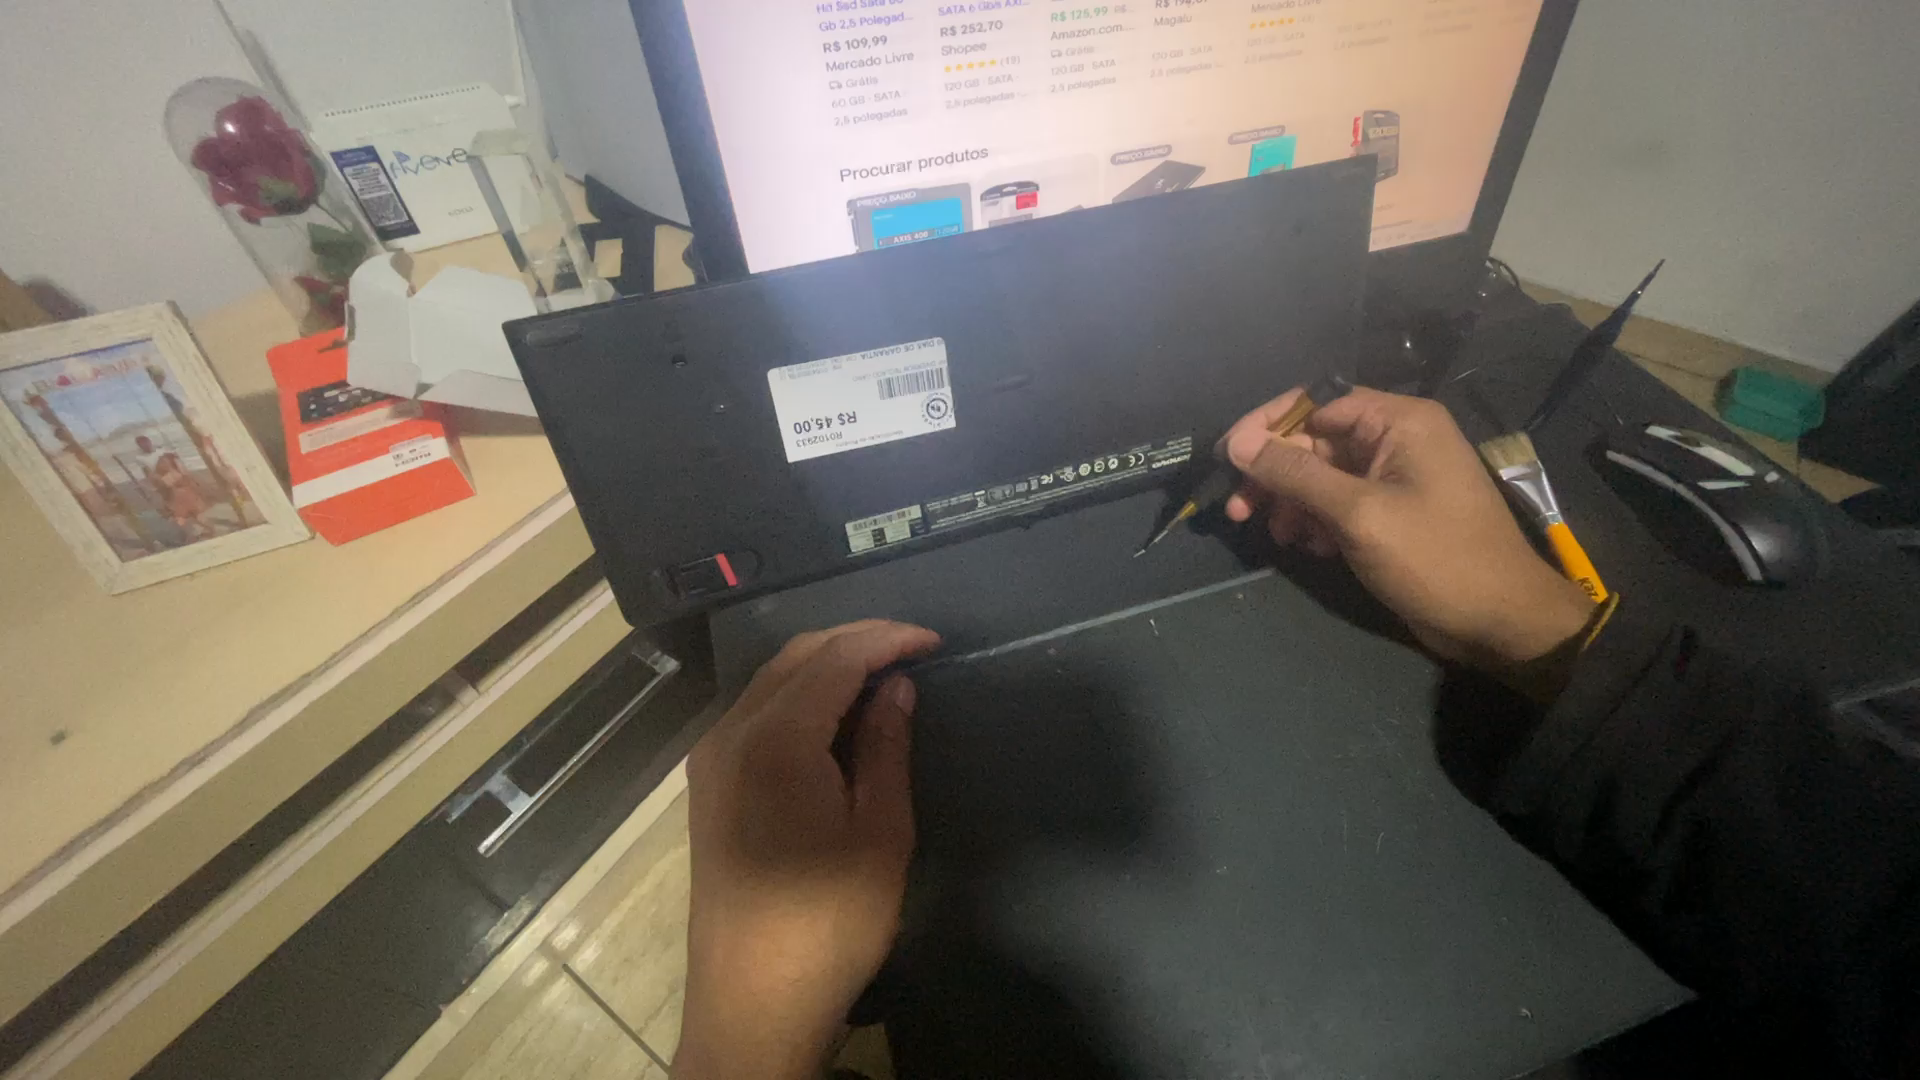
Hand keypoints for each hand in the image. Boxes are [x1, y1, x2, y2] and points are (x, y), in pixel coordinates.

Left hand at [676, 620, 940, 1079]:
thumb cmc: (828, 924)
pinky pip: (757, 707)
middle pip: (797, 656)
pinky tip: (835, 708)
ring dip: (828, 661)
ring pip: (773, 677)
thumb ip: (885, 747)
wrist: (751, 1005)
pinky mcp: (709, 779)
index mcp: (774, 742)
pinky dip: (801, 690)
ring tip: (882, 670)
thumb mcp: (880, 833)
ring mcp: (712, 756)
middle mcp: (730, 733)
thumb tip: (896, 685)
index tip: (933, 642)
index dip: (887, 640)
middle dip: (857, 640)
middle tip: (912, 649)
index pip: (835, 659)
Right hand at [1222, 386, 1592, 671]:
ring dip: (1288, 502)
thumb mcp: (1357, 513)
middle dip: (1272, 474)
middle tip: (1237, 510)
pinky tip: (1309, 545)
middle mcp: (1394, 439)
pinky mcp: (1386, 509)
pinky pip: (1334, 501)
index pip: (1315, 402)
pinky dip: (1313, 519)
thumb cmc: (1434, 557)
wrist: (1498, 622)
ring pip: (1317, 474)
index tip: (1227, 457)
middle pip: (1311, 440)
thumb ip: (1294, 474)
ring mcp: (1391, 476)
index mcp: (1398, 422)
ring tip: (1277, 535)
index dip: (1266, 426)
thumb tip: (1236, 444)